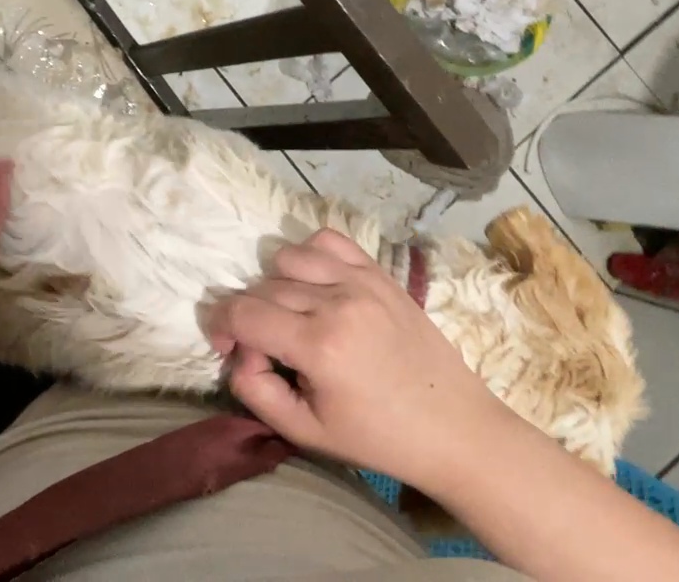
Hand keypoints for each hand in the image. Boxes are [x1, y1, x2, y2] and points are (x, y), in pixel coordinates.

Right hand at [205, 229, 513, 489]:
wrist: (458, 430)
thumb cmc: (379, 438)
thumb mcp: (306, 432)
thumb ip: (255, 390)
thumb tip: (239, 353)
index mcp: (320, 346)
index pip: (242, 312)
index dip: (219, 326)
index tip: (227, 348)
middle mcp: (338, 303)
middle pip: (260, 288)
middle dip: (249, 318)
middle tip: (269, 352)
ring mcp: (362, 282)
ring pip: (286, 258)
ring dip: (274, 285)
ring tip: (293, 317)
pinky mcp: (380, 273)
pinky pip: (326, 240)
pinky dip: (309, 256)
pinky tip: (316, 286)